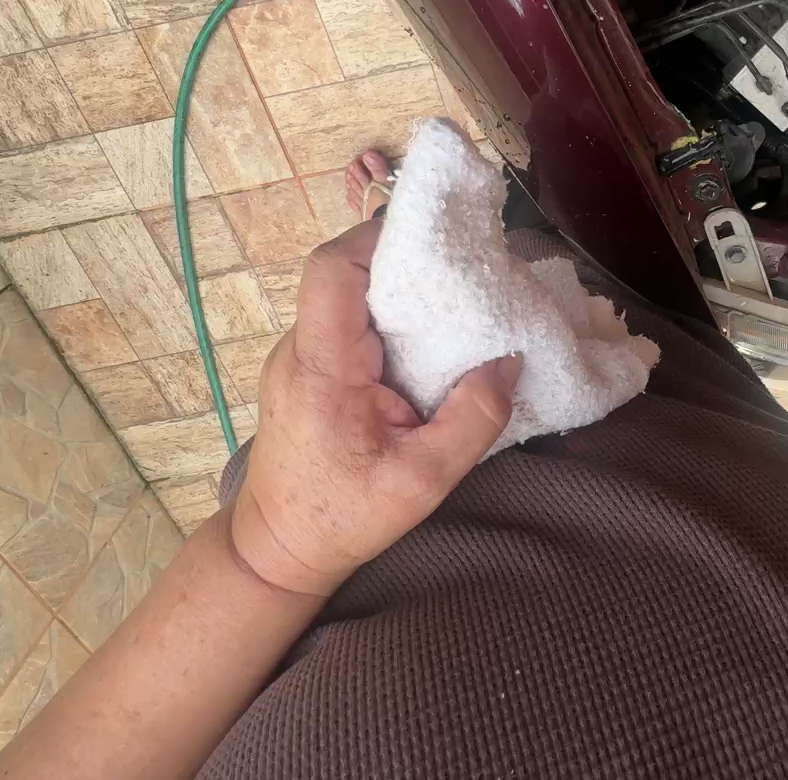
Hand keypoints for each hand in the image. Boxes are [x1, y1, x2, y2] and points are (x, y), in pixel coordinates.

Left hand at [230, 219, 521, 595]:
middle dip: (405, 260)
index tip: (435, 236)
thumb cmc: (344, 516)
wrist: (278, 549)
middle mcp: (304, 349)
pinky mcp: (313, 368)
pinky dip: (392, 317)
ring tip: (455, 300)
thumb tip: (509, 361)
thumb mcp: (424, 480)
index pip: (333, 272)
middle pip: (347, 274)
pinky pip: (352, 322)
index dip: (378, 238)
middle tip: (463, 267)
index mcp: (323, 366)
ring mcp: (303, 356)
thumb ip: (474, 420)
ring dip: (401, 290)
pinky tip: (430, 338)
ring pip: (351, 296)